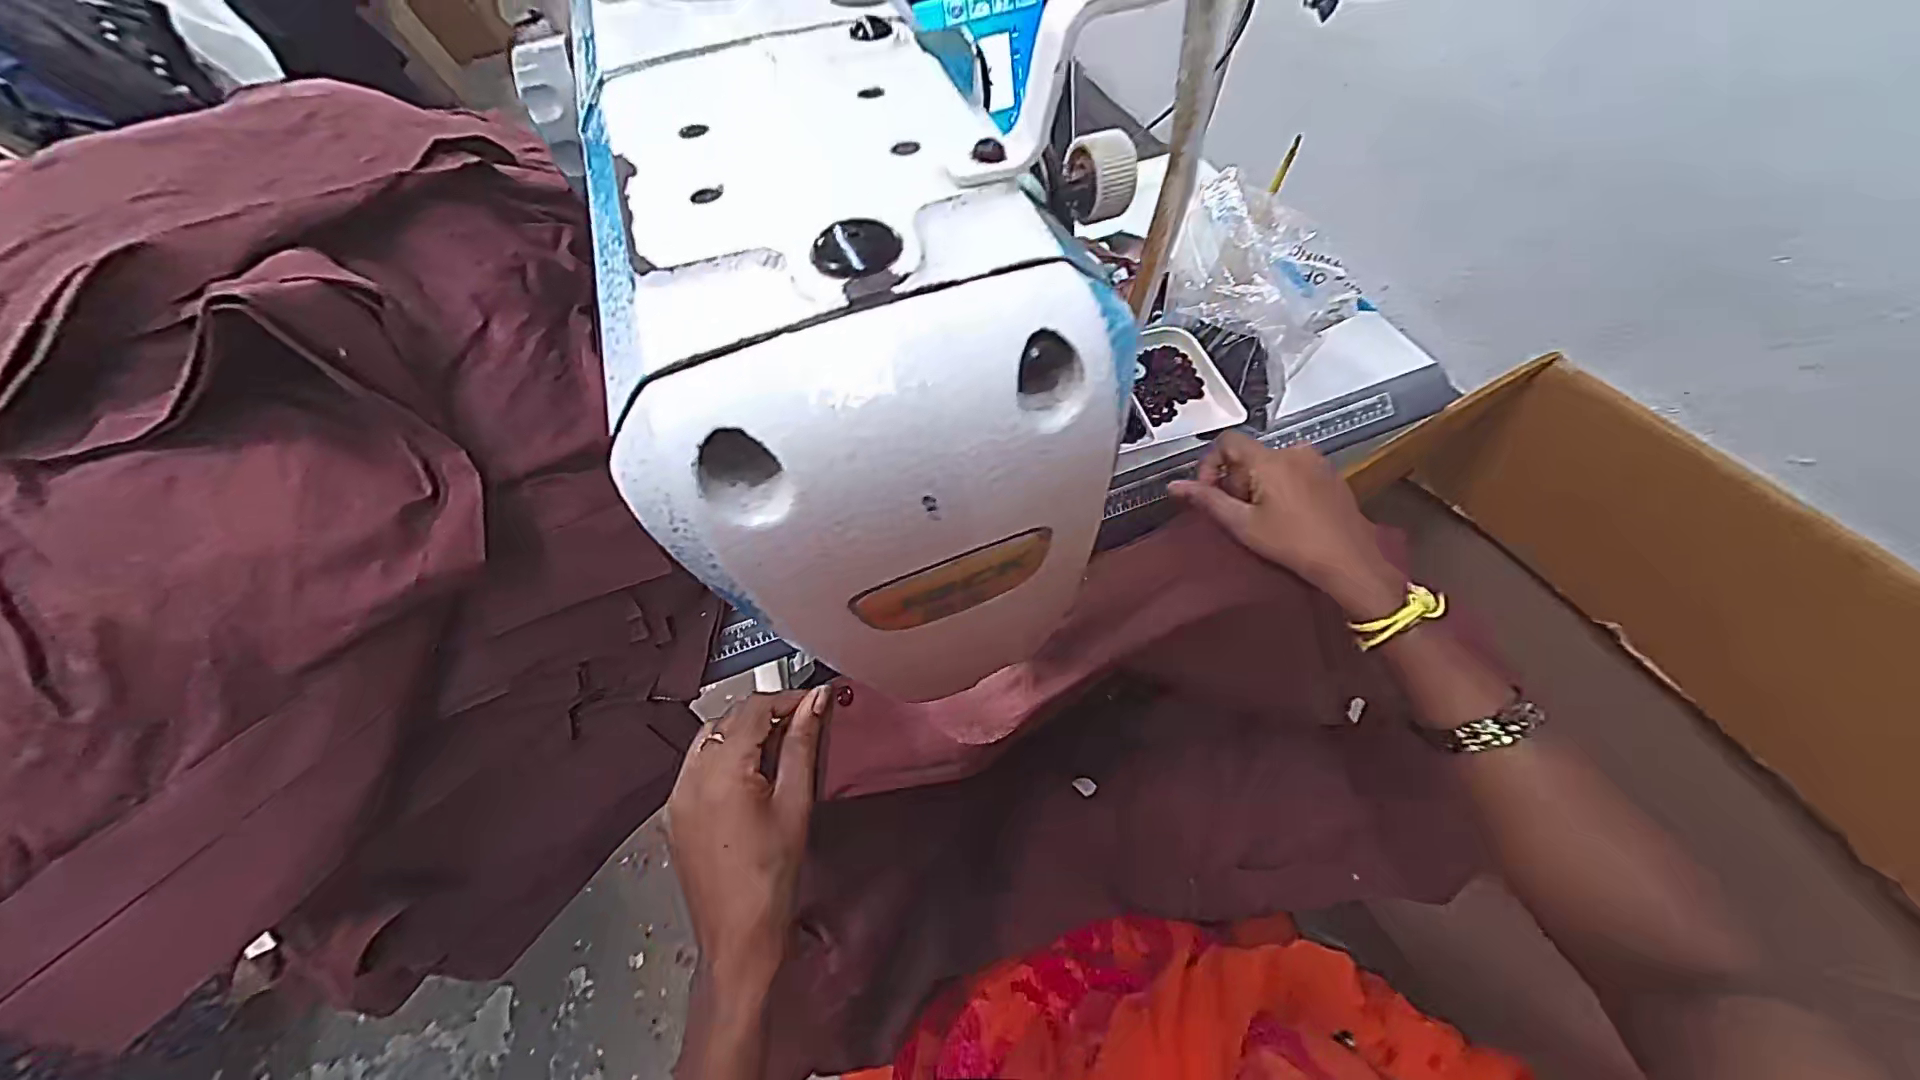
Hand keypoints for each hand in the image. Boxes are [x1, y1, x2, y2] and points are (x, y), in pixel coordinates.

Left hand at [666, 687, 831, 991]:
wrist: (739, 935)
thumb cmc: (770, 876)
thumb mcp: (795, 800)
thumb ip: (802, 743)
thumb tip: (814, 704)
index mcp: (720, 772)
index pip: (753, 708)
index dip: (787, 698)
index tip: (813, 701)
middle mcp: (690, 778)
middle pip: (730, 718)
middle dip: (768, 712)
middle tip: (804, 721)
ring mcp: (677, 796)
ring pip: (712, 736)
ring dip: (746, 730)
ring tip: (781, 745)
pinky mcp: (675, 812)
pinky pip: (700, 762)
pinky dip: (727, 753)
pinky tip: (753, 769)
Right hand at [1167, 432, 1403, 617]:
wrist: (1349, 560)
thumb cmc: (1294, 544)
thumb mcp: (1241, 524)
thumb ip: (1206, 499)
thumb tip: (1175, 486)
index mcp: (1270, 460)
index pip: (1227, 441)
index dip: (1210, 463)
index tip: (1210, 490)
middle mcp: (1294, 451)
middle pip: (1248, 455)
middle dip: (1235, 480)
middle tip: (1237, 512)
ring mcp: (1315, 461)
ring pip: (1269, 463)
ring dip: (1256, 485)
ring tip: (1261, 517)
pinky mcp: (1328, 474)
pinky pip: (1292, 470)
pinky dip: (1279, 486)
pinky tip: (1284, 515)